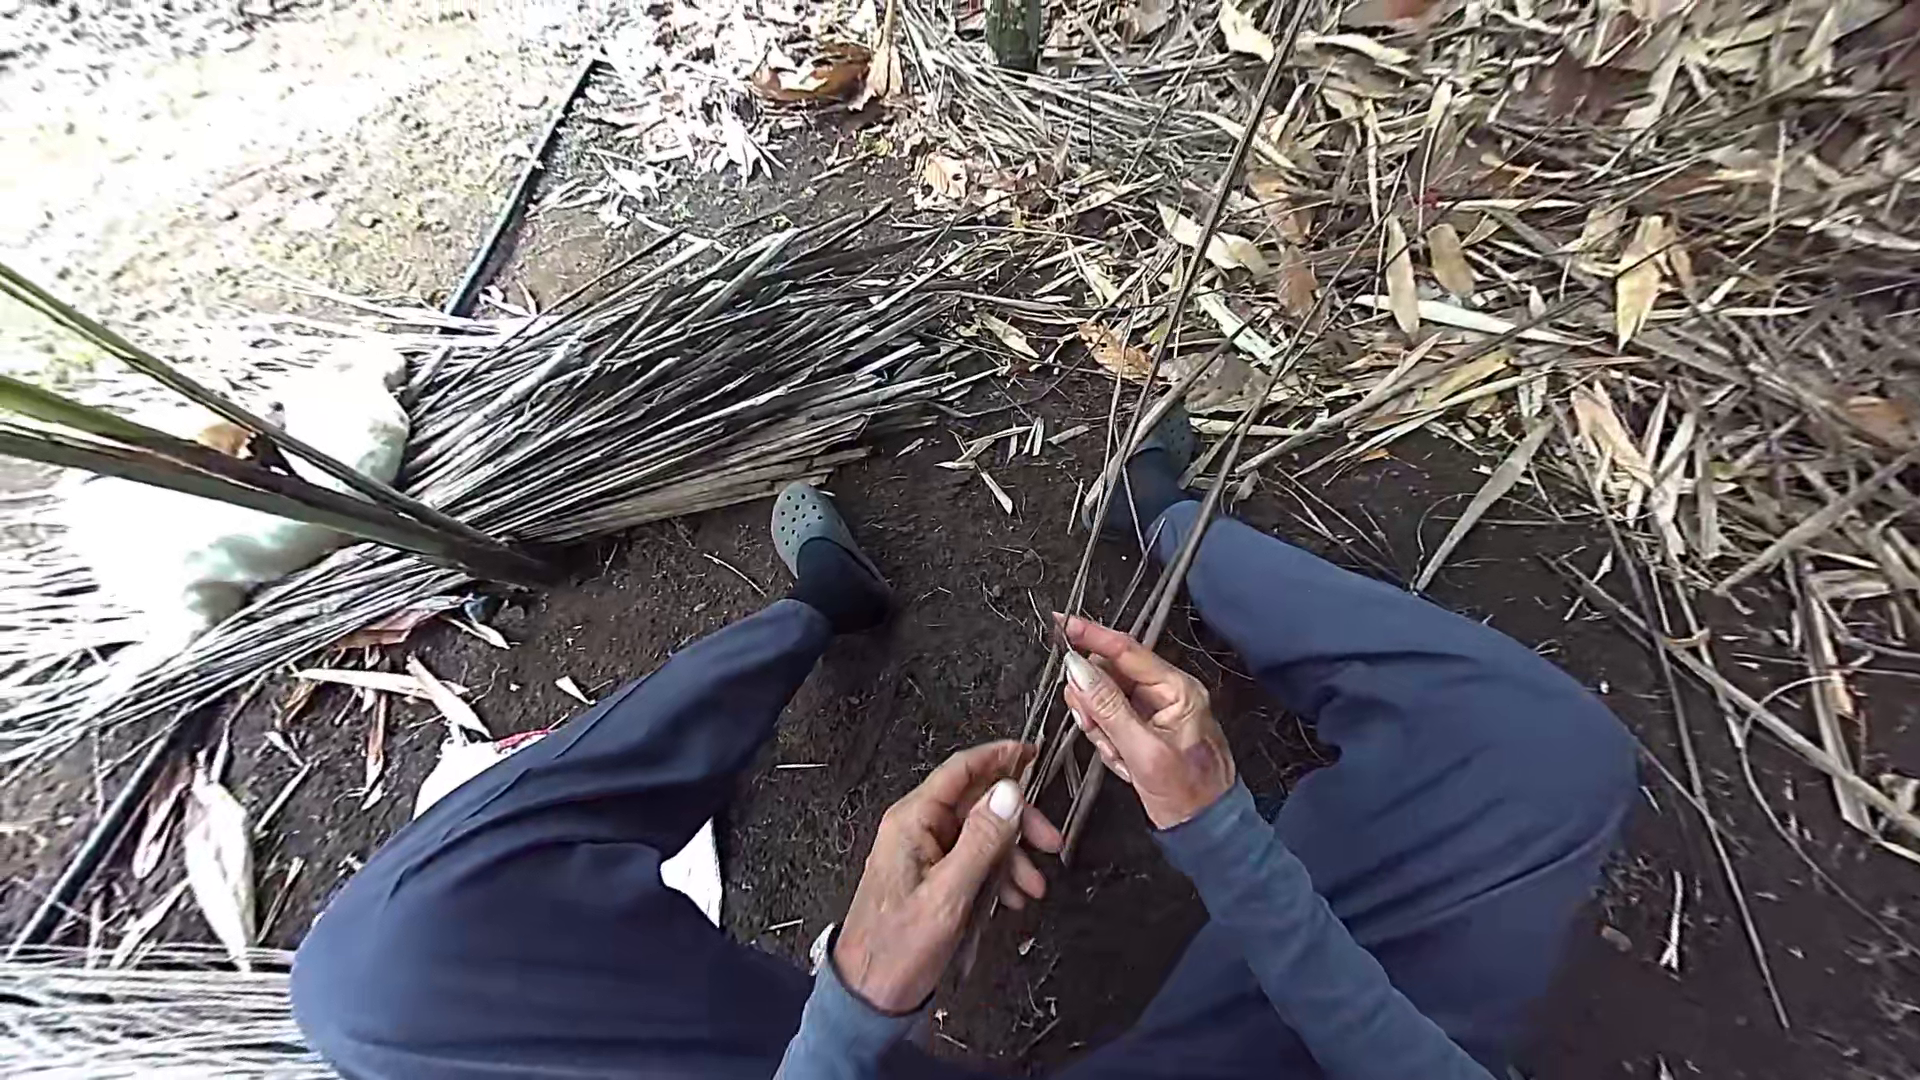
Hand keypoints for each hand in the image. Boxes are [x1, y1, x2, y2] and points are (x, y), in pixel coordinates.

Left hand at [833, 741, 1063, 1013]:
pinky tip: (1011, 897)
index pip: (961, 770)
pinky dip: (996, 872)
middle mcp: (918, 826)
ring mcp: (925, 849)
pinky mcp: (931, 873)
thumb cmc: (898, 947)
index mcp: (914, 819)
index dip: (997, 757)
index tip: (1029, 753)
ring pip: (979, 832)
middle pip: (977, 803)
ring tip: (1032, 885)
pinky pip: (971, 857)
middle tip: (1049, 841)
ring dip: (1011, 854)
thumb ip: (981, 840)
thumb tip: (1008, 792)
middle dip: (1017, 821)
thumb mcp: (948, 893)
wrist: (868, 998)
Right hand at [1058, 614, 1235, 828]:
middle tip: (1091, 725)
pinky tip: (1120, 758)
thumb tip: (1078, 669)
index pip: (1126, 650)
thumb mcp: (1144, 751)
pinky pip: (1108, 718)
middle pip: (1108, 674)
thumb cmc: (1190, 796)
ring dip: (1099, 726)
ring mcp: (1153, 709)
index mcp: (1177, 689)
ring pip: (1103, 698)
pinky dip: (1105, 738)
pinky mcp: (1143, 726)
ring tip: (1116, 753)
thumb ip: (1108, 707)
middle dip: (1093, 701)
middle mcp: (1166, 693)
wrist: (1207, 834)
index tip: (1063, 623)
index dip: (1091, 634)